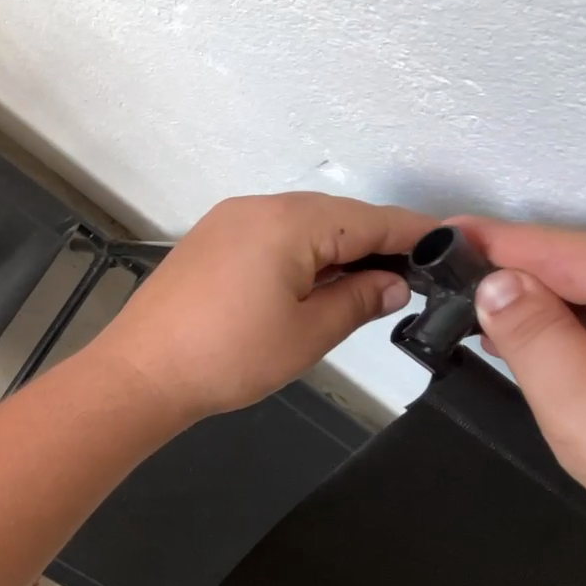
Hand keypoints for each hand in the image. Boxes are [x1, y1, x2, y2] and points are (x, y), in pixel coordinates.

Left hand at [87, 193, 433, 420]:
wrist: (140, 376)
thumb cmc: (220, 359)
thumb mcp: (307, 335)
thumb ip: (359, 302)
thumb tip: (392, 285)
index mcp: (289, 222)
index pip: (372, 220)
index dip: (413, 237)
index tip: (445, 251)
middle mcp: (255, 209)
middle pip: (335, 219)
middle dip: (370, 248)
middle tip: (400, 285)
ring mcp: (224, 223)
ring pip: (299, 229)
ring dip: (330, 256)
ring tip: (353, 295)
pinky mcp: (205, 244)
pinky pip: (265, 239)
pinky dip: (294, 259)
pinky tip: (304, 290)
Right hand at [458, 217, 585, 561]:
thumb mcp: (574, 392)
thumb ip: (528, 329)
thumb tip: (494, 281)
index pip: (565, 248)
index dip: (496, 242)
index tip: (439, 234)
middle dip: (518, 274)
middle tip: (449, 283)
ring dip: (545, 305)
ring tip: (479, 312)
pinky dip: (576, 328)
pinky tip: (538, 339)